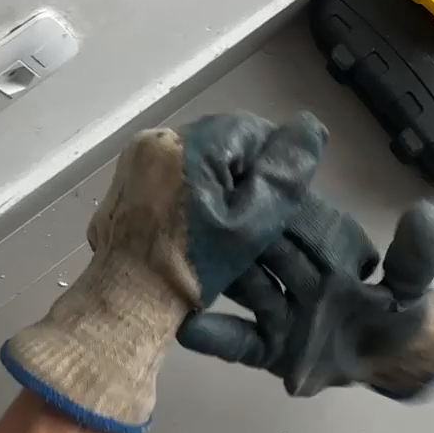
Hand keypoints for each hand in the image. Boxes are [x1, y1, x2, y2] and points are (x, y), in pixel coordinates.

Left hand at [2, 112, 325, 432]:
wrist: (122, 305)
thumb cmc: (190, 266)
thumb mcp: (251, 225)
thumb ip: (283, 174)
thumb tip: (311, 127)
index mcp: (188, 143)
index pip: (251, 129)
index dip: (274, 162)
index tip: (278, 200)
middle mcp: (158, 138)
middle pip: (222, 142)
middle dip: (244, 174)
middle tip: (257, 215)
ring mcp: (136, 158)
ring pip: (199, 157)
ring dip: (220, 182)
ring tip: (231, 222)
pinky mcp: (126, 179)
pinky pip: (174, 172)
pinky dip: (193, 191)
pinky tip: (199, 226)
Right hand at [178, 195, 433, 399]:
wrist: (388, 365)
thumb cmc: (394, 316)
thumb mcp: (410, 286)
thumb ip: (416, 255)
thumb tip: (423, 211)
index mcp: (322, 248)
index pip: (296, 222)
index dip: (280, 205)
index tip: (253, 184)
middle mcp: (291, 272)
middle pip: (263, 251)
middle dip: (244, 236)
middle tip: (212, 220)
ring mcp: (275, 309)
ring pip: (244, 286)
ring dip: (223, 276)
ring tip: (193, 264)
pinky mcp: (266, 348)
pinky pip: (237, 342)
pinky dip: (215, 335)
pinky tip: (190, 327)